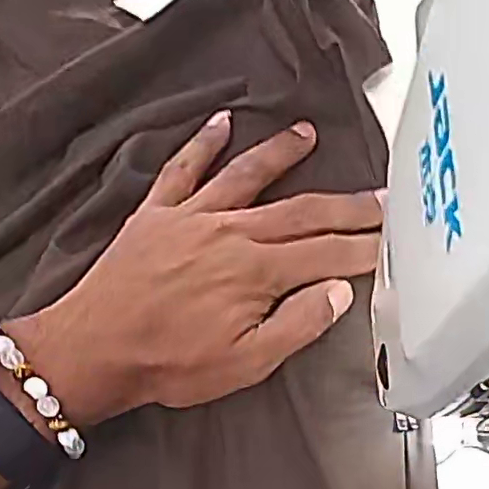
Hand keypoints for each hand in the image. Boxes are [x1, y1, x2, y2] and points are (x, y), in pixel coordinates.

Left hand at [6, 112, 382, 423]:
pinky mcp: (157, 215)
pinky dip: (204, 144)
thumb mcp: (245, 363)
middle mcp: (230, 233)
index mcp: (257, 272)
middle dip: (346, 204)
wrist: (98, 349)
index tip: (391, 242)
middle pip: (302, 211)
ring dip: (283, 155)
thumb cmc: (170, 364)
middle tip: (378, 196)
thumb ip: (296, 325)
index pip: (326, 253)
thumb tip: (337, 293)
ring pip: (249, 177)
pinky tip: (221, 124)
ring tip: (308, 137)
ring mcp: (192, 218)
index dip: (363, 248)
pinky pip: (185, 169)